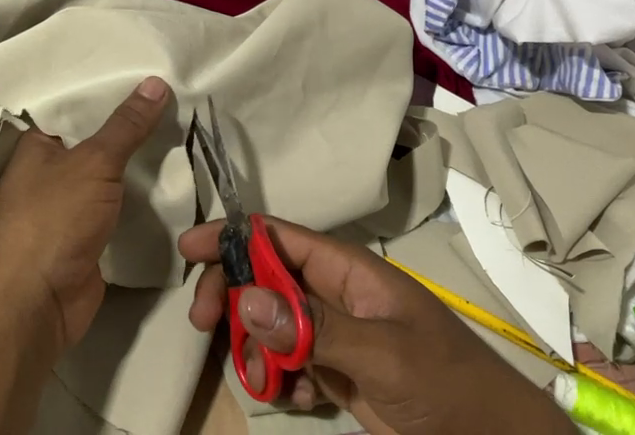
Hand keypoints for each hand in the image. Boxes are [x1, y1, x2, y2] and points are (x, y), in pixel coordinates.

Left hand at [0, 76, 172, 353]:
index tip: (148, 70)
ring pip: (110, 174)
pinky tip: (173, 178)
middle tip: (176, 97)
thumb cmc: (52, 219)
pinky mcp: (88, 238)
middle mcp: (49, 172)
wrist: (36, 304)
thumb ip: (126, 126)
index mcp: (37, 145)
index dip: (108, 89)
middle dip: (131, 125)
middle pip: (96, 139)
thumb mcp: (93, 162)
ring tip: (183, 128)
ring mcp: (69, 207)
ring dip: (139, 162)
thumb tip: (156, 82)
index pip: (74, 105)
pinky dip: (141, 196)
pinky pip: (119, 207)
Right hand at [180, 217, 574, 434]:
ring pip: (271, 325)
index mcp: (348, 269)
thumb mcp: (385, 353)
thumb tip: (247, 298)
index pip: (278, 236)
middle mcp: (334, 294)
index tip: (188, 249)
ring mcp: (334, 333)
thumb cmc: (446, 382)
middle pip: (265, 278)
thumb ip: (317, 326)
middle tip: (205, 324)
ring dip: (255, 347)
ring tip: (262, 378)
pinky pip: (288, 364)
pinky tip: (292, 398)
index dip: (232, 235)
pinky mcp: (336, 371)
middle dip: (233, 296)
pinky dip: (279, 379)